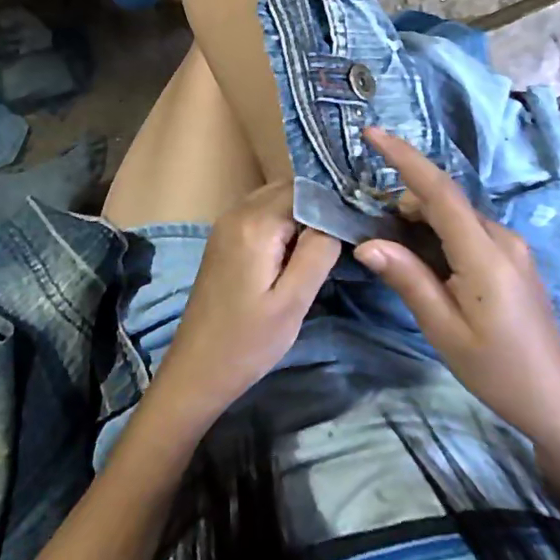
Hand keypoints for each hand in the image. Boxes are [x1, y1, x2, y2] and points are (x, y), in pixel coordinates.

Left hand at [148, 182, 340, 422]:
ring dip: (303, 212)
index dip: (335, 199)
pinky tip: (302, 248)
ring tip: (332, 239)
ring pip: (275, 199)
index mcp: (255, 224)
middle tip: (350, 229)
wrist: (197, 371)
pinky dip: (285, 222)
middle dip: (320, 202)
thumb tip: (338, 215)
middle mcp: (237, 213)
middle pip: (289, 188)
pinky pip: (261, 214)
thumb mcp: (293, 301)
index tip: (362, 217)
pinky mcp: (224, 240)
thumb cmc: (248, 342)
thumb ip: (318, 251)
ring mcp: (226, 225)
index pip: (306, 188)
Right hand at [354, 127, 559, 443]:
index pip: (440, 192)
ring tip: (394, 250)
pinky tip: (425, 262)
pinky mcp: (513, 257)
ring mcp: (512, 247)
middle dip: (405, 201)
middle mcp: (502, 239)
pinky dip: (439, 233)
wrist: (555, 395)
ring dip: (421, 219)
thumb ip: (408, 280)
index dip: (405, 159)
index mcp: (485, 255)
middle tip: (373, 228)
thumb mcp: (444, 330)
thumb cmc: (497, 369)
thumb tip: (366, 243)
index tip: (373, 133)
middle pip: (445, 201)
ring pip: (456, 215)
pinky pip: (468, 230)